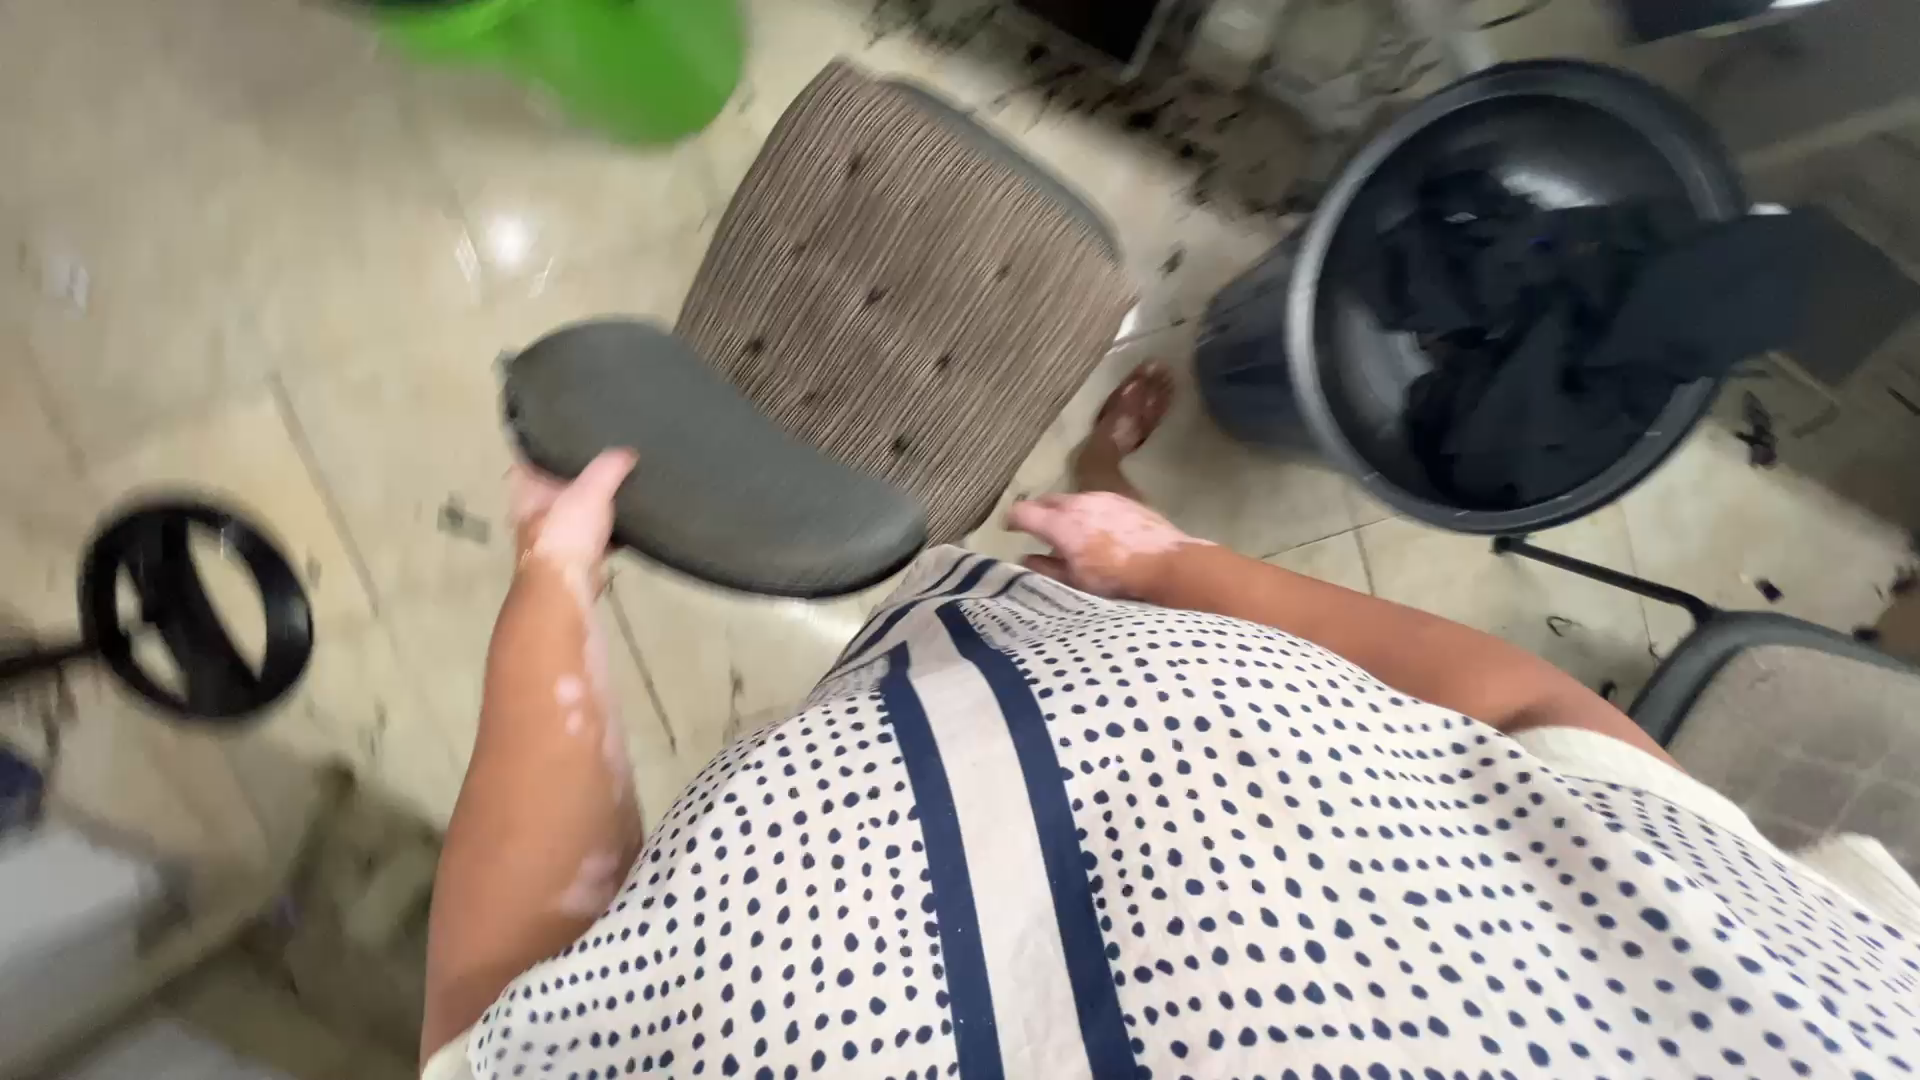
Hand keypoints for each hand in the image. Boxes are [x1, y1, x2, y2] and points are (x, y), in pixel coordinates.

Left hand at [509, 449, 637, 574]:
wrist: (567, 586)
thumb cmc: (566, 533)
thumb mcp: (590, 490)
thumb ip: (608, 468)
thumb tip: (627, 452)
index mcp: (526, 491)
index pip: (529, 459)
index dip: (546, 445)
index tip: (569, 435)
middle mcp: (533, 513)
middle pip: (554, 486)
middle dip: (576, 476)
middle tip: (603, 459)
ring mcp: (553, 537)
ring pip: (575, 512)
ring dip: (592, 505)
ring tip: (620, 486)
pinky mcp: (574, 558)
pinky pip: (594, 537)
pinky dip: (609, 531)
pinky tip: (629, 523)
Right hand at [1006, 491, 1208, 599]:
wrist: (1169, 565)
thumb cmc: (1117, 580)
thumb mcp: (1075, 582)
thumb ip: (1046, 569)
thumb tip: (1026, 559)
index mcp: (1060, 524)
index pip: (1023, 512)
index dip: (1011, 520)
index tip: (1007, 529)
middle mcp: (1078, 502)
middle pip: (1047, 501)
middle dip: (1037, 513)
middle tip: (1035, 530)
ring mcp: (1103, 497)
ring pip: (1073, 500)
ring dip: (1064, 513)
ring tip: (1068, 533)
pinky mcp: (1124, 499)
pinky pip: (1095, 502)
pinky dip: (1087, 513)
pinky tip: (1097, 531)